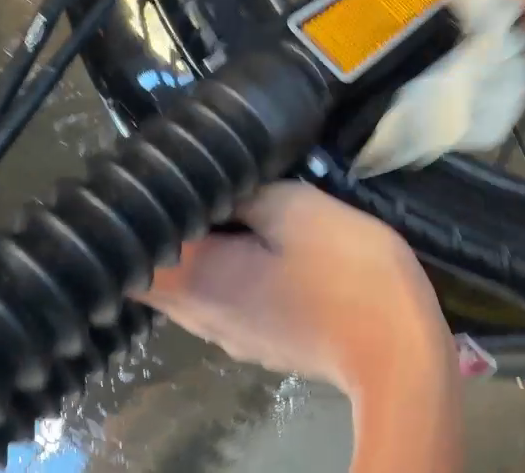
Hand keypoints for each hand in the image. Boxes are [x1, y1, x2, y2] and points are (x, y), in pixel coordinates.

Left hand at [137, 182, 453, 398]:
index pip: (128, 255)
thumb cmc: (344, 272)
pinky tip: (276, 242)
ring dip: (213, 243)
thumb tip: (223, 188)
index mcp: (197, 282)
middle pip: (163, 268)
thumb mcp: (299, 208)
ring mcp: (235, 334)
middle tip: (209, 177)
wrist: (396, 346)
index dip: (132, 216)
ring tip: (245, 202)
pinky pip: (234, 293)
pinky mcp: (268, 338)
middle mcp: (201, 317)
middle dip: (178, 222)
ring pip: (201, 280)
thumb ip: (250, 192)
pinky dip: (240, 264)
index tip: (156, 180)